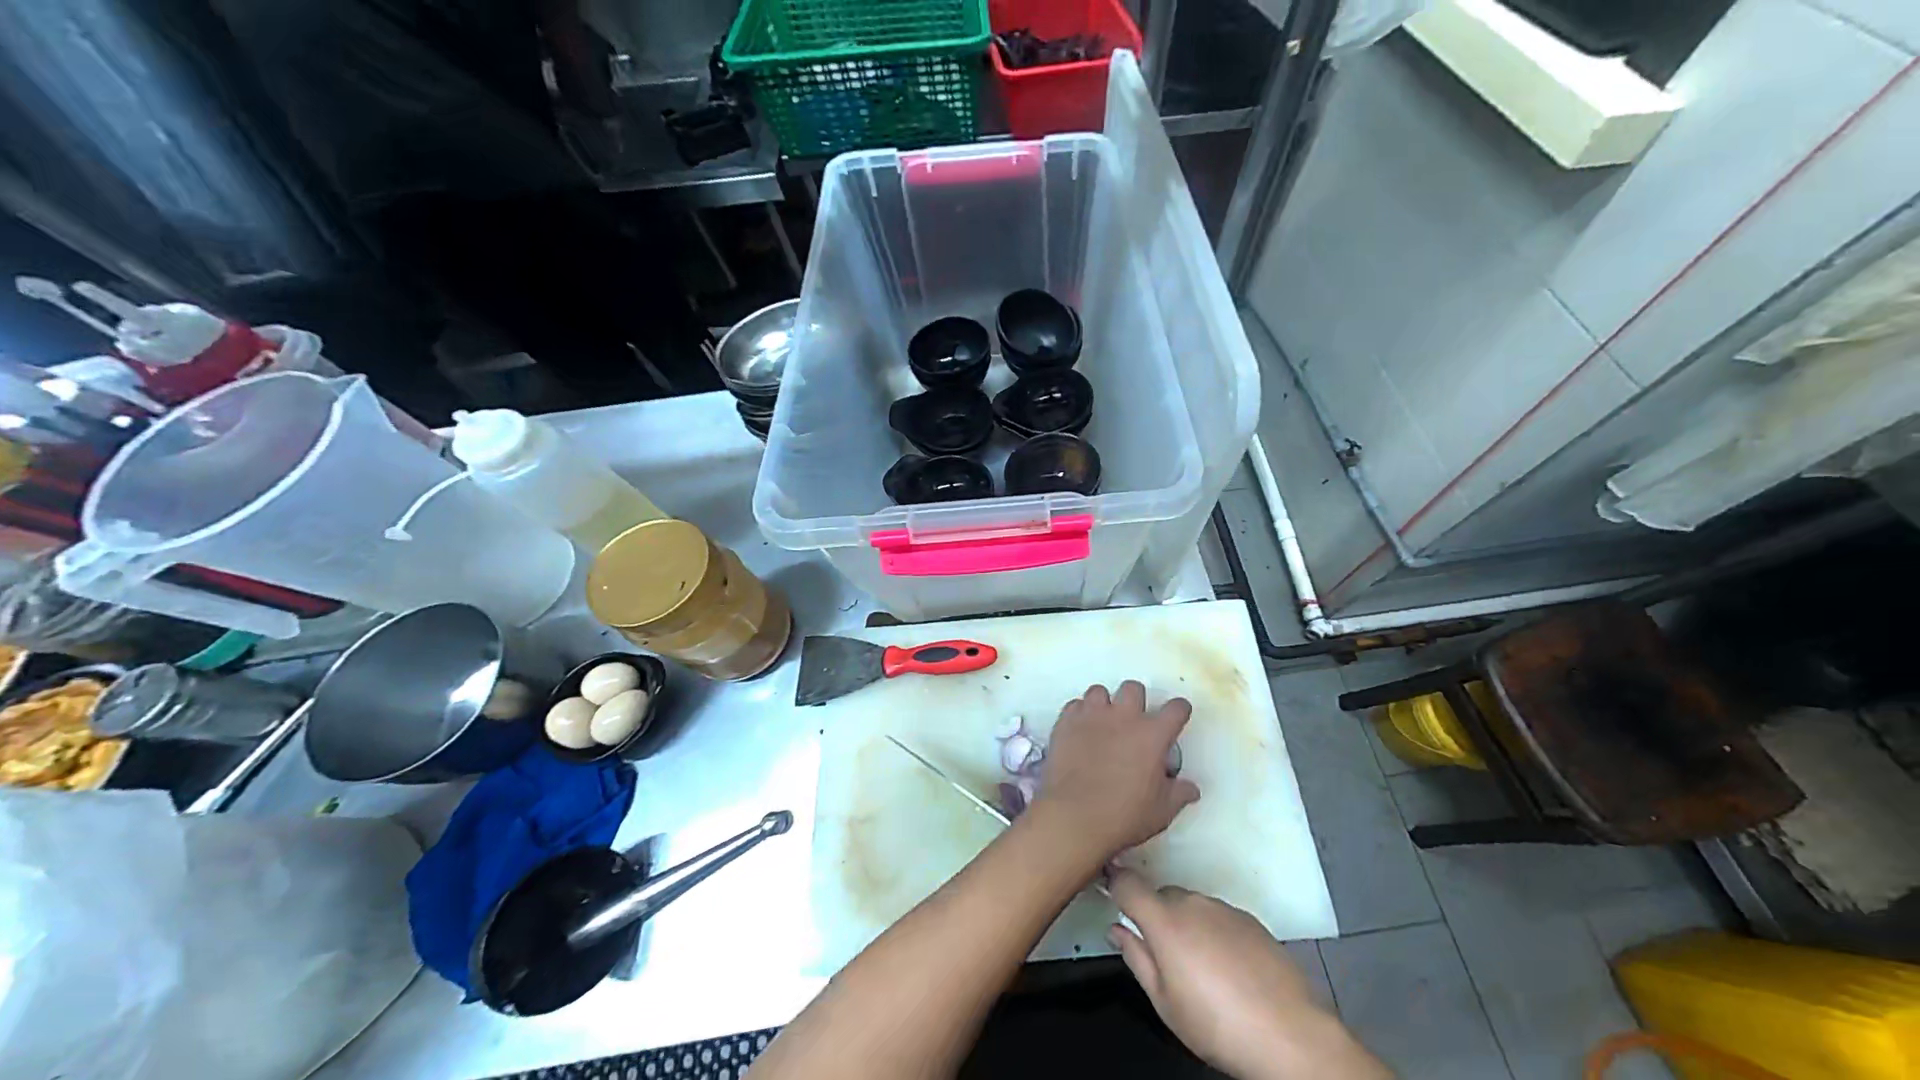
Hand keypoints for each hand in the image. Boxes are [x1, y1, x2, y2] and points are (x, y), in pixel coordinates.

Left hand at [1026, 681, 1198, 864]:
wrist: (1074, 816)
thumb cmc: (1124, 815)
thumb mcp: (1162, 811)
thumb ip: (1178, 793)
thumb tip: (1190, 788)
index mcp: (1153, 734)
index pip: (1176, 709)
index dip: (1179, 711)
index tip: (1177, 717)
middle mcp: (1123, 717)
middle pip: (1133, 688)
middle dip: (1136, 701)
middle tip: (1133, 722)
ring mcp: (1092, 716)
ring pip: (1099, 691)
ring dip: (1104, 704)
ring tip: (1102, 724)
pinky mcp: (1065, 722)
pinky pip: (1074, 705)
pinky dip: (1079, 714)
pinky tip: (1080, 731)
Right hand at [1108, 871, 1390, 1079]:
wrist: (1291, 1035)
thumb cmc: (1217, 1024)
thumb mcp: (1164, 1002)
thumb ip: (1136, 958)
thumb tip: (1117, 931)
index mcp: (1165, 920)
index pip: (1127, 883)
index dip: (1113, 884)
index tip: (1109, 894)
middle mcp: (1193, 903)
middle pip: (1161, 894)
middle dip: (1154, 915)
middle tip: (1161, 954)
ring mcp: (1225, 909)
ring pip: (1192, 905)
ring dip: (1185, 923)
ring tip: (1199, 967)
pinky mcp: (1252, 920)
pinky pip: (1219, 917)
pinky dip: (1213, 931)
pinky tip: (1227, 968)